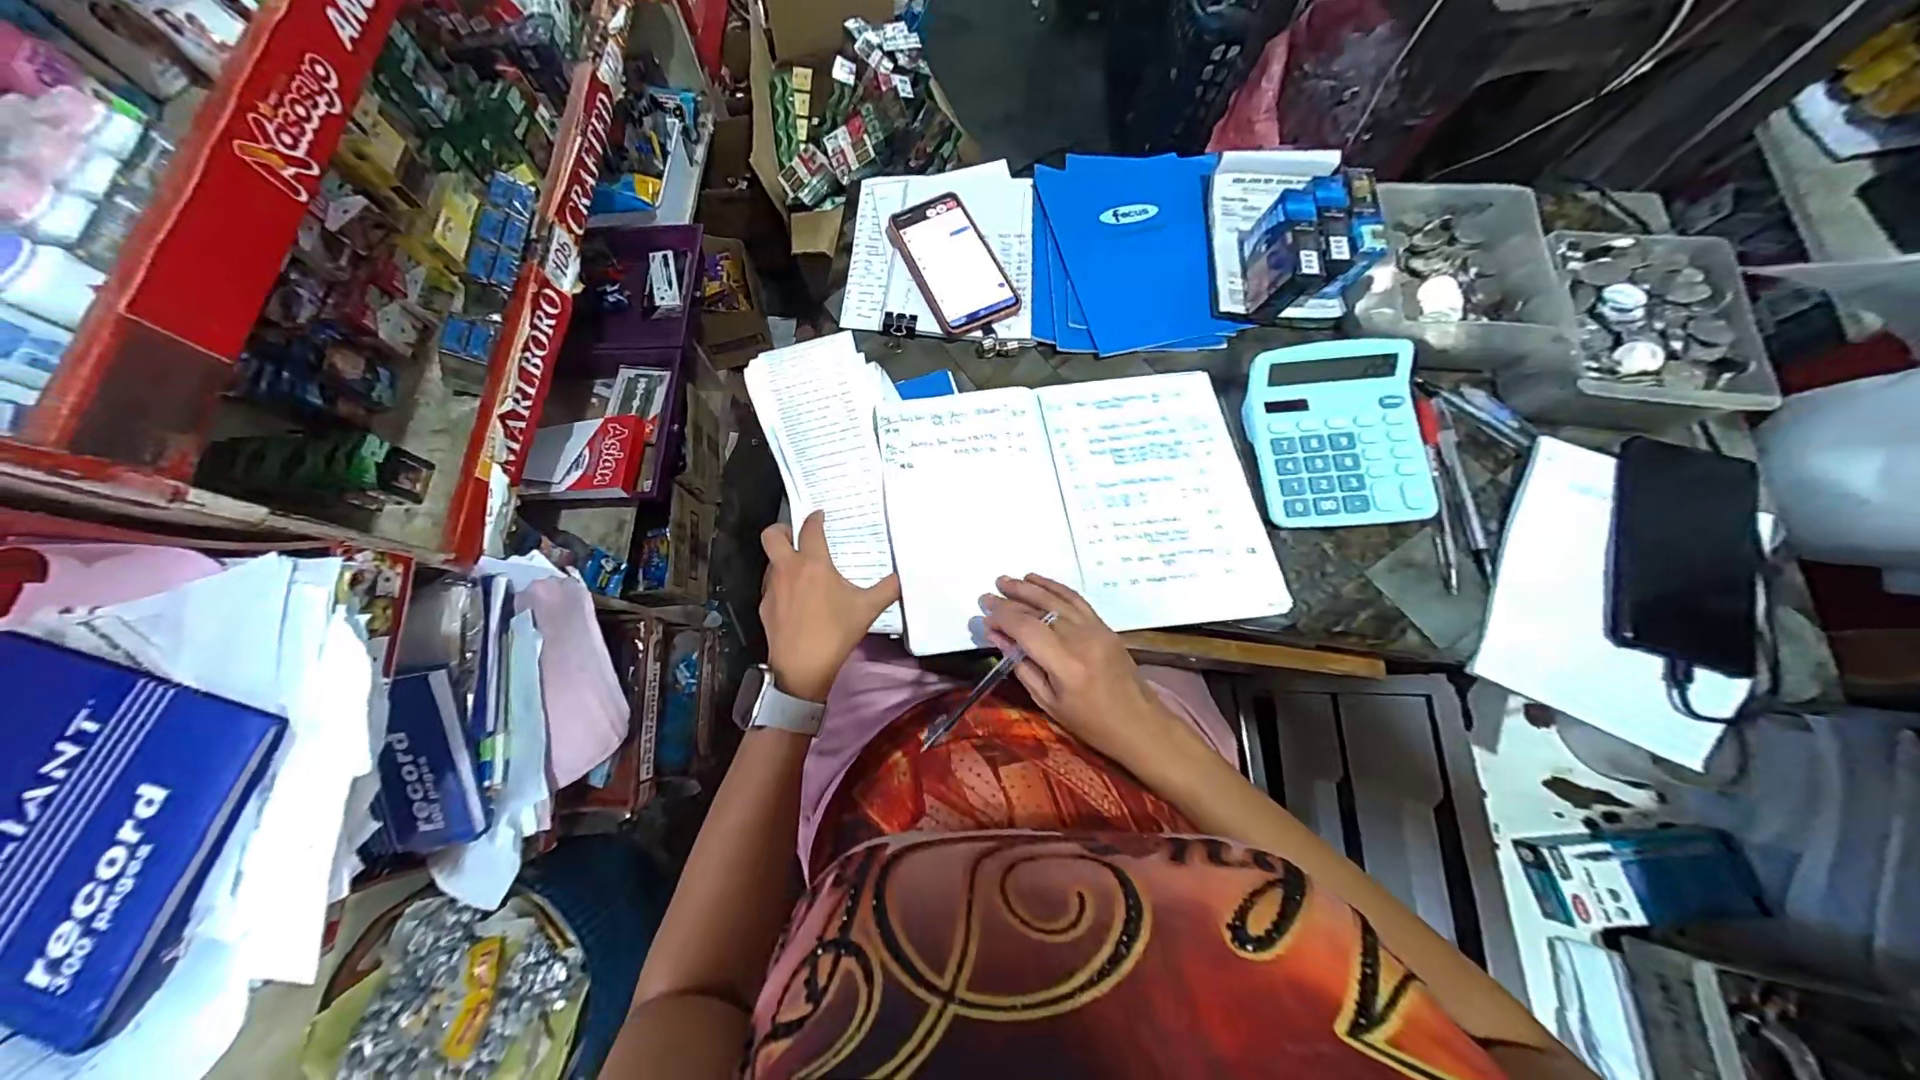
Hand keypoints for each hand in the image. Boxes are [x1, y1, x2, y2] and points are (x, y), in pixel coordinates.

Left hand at [760, 511, 898, 702]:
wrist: (801, 668)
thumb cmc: (835, 633)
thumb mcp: (868, 609)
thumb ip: (888, 589)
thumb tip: (903, 577)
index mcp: (813, 564)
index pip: (810, 528)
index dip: (815, 518)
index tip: (820, 516)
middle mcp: (788, 569)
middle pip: (772, 535)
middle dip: (783, 529)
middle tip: (796, 535)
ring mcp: (772, 588)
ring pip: (770, 561)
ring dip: (782, 558)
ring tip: (802, 570)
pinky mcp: (764, 607)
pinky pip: (771, 585)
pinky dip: (782, 584)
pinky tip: (796, 599)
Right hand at [980, 574, 1186, 769]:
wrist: (1139, 723)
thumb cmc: (1090, 723)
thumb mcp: (1048, 702)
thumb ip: (1021, 666)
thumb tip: (997, 637)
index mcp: (1066, 665)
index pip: (1026, 628)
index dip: (1002, 618)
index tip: (984, 615)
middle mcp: (1081, 640)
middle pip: (1039, 610)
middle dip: (1010, 601)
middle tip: (986, 595)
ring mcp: (1095, 629)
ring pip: (1056, 599)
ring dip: (1028, 588)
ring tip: (1005, 581)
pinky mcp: (1104, 626)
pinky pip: (1075, 599)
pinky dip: (1054, 587)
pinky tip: (1036, 581)